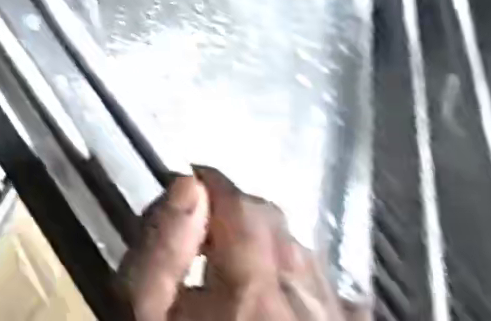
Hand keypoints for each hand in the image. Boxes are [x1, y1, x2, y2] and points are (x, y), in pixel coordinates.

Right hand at [122, 167, 348, 320]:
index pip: (241, 203)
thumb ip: (161, 243)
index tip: (186, 183)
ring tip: (238, 273)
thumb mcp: (145, 310)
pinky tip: (285, 309)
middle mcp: (309, 307)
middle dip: (237, 216)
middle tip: (202, 233)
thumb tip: (187, 184)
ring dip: (272, 251)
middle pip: (278, 228)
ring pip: (310, 263)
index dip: (211, 182)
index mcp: (253, 290)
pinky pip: (344, 306)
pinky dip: (310, 292)